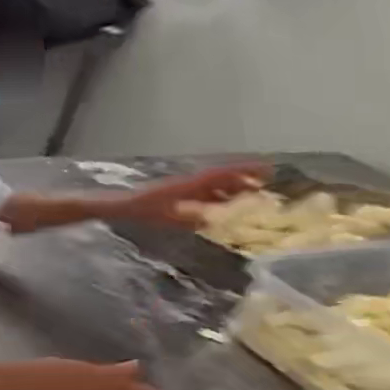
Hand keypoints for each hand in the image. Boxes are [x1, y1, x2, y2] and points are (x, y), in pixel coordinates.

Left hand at [112, 164, 269, 226]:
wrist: (120, 206)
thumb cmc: (142, 210)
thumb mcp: (168, 217)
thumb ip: (193, 219)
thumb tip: (217, 221)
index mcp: (190, 184)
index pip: (223, 173)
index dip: (247, 169)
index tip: (268, 168)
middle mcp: (189, 182)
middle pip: (221, 178)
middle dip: (244, 180)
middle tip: (264, 187)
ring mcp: (181, 187)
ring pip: (212, 185)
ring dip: (230, 189)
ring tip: (247, 198)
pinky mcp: (174, 193)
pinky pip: (200, 192)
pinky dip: (213, 197)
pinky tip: (217, 208)